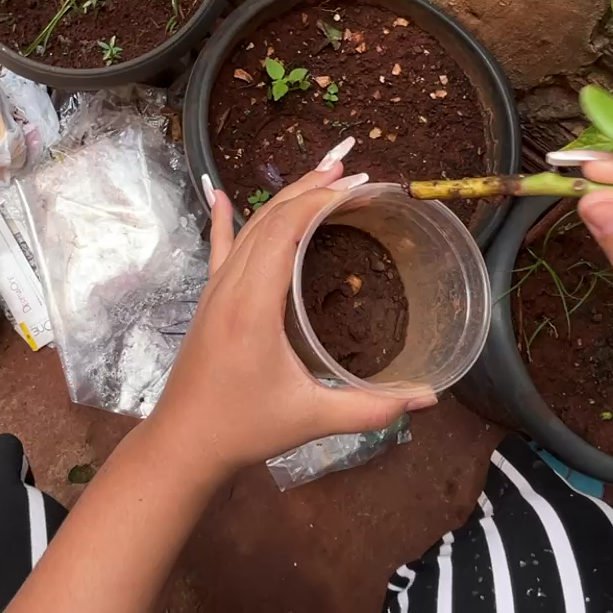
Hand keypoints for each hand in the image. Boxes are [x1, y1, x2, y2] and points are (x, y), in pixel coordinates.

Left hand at [146, 142, 435, 476]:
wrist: (184, 442)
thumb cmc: (245, 428)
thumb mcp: (312, 418)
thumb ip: (371, 408)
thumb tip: (429, 398)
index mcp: (254, 305)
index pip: (284, 230)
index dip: (319, 201)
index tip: (356, 186)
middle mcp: (231, 285)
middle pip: (269, 219)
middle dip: (309, 189)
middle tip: (349, 170)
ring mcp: (216, 289)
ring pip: (248, 228)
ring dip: (281, 199)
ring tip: (318, 175)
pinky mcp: (209, 298)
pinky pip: (219, 248)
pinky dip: (224, 220)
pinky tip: (222, 196)